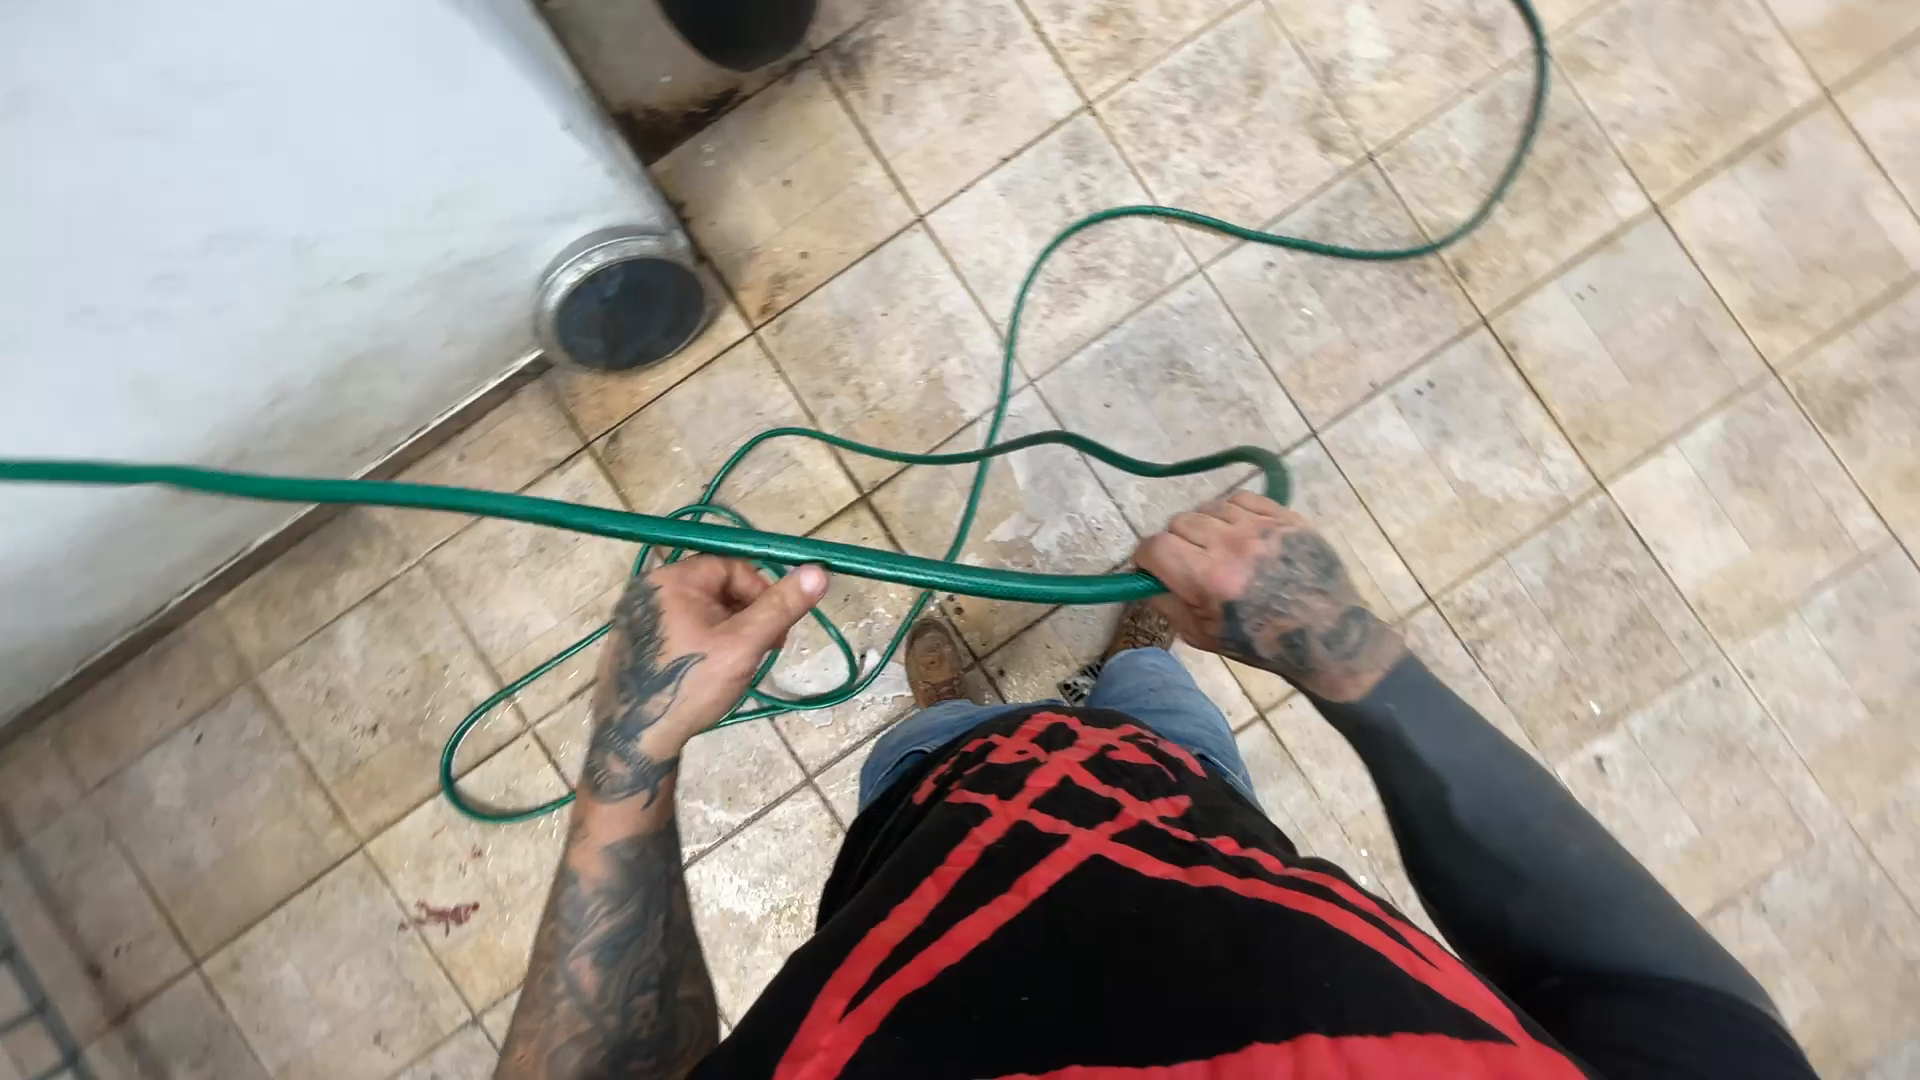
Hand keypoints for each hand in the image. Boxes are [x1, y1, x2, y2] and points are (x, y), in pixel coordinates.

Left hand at [581, 557, 827, 804]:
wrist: (632, 740)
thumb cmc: (691, 684)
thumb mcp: (744, 644)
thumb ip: (781, 606)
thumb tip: (818, 571)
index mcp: (672, 580)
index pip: (732, 567)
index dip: (761, 592)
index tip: (776, 627)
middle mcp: (648, 590)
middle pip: (716, 588)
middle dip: (747, 614)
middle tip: (763, 648)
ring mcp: (636, 618)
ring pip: (700, 610)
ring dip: (729, 630)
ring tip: (739, 664)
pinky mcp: (632, 643)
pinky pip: (680, 629)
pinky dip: (703, 642)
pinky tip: (711, 672)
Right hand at [1134, 492, 1404, 701]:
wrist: (1326, 636)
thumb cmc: (1259, 642)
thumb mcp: (1201, 636)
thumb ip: (1166, 604)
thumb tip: (1144, 580)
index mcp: (1209, 580)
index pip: (1155, 547)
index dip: (1146, 557)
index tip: (1151, 567)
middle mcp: (1232, 546)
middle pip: (1178, 523)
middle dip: (1175, 543)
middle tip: (1189, 562)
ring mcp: (1260, 527)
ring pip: (1207, 508)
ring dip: (1203, 527)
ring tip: (1217, 548)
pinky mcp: (1284, 517)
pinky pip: (1239, 499)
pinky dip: (1230, 513)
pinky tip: (1238, 534)